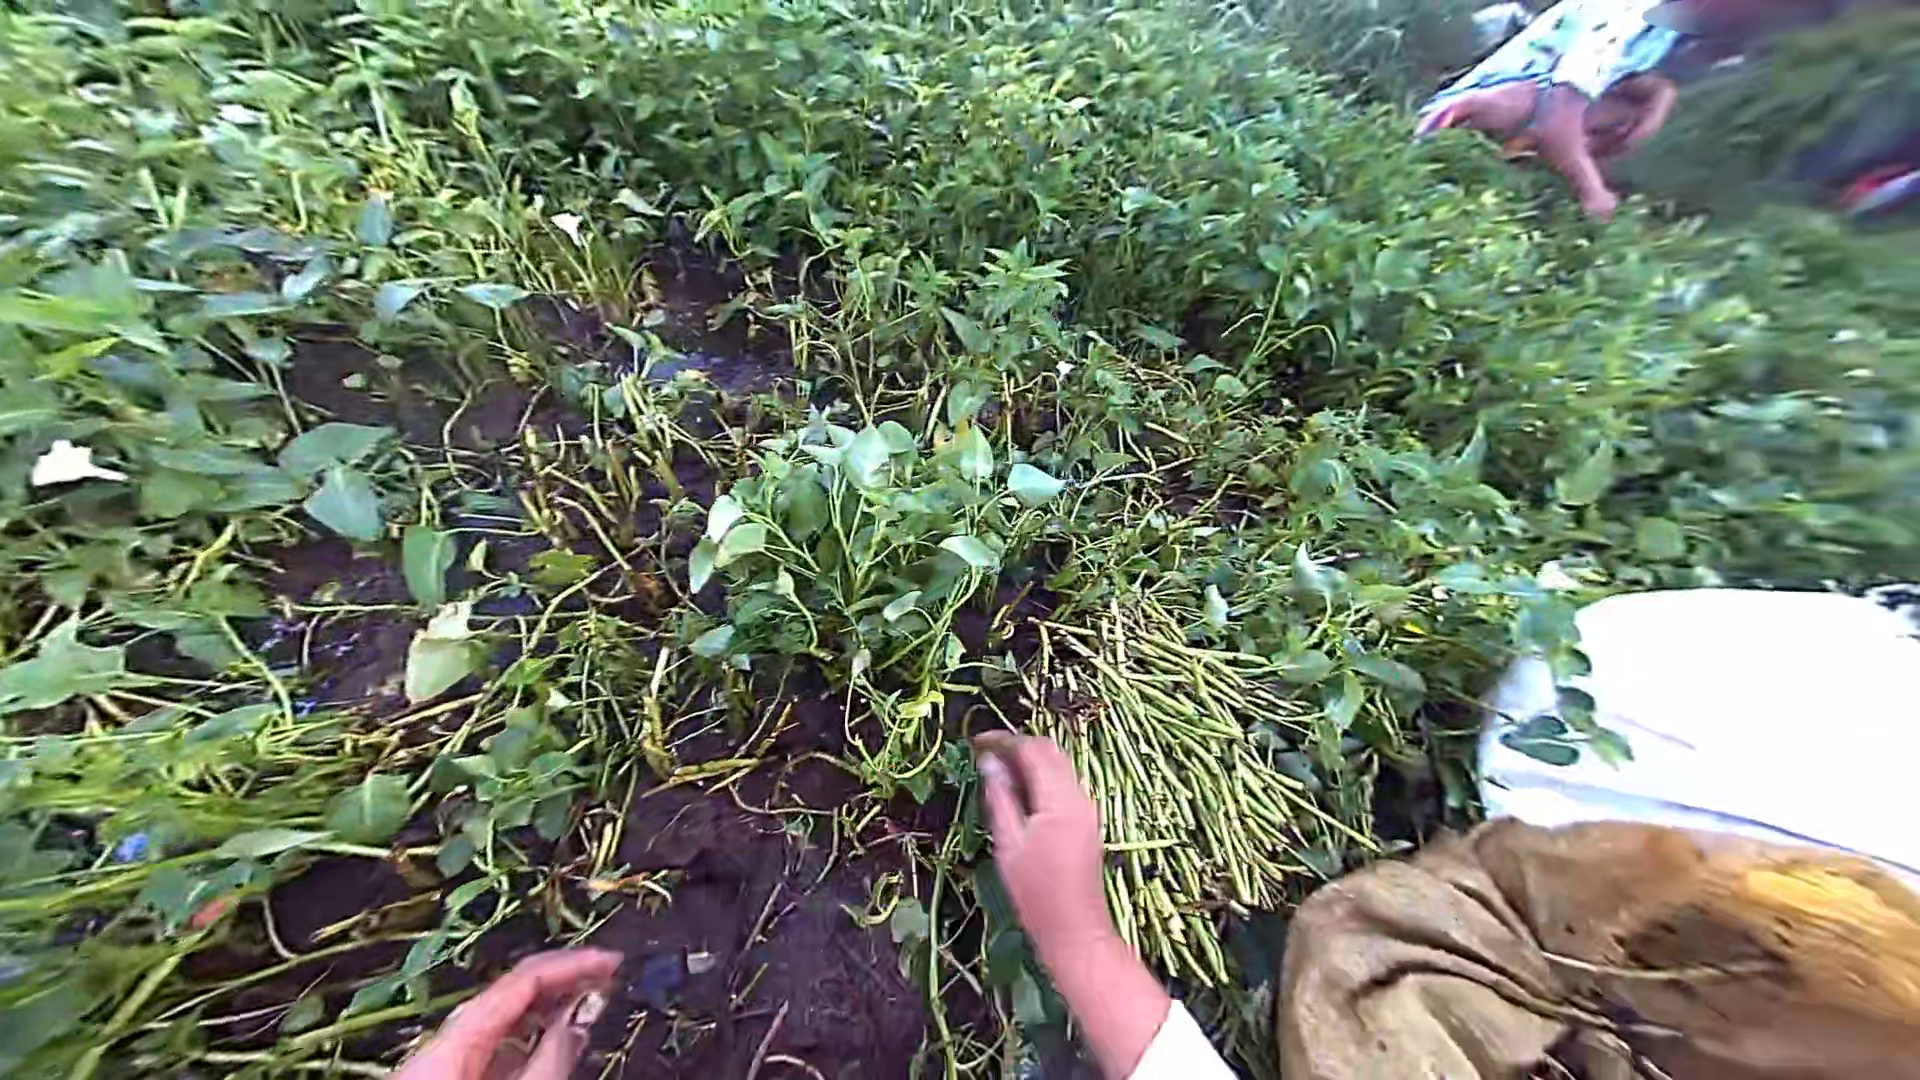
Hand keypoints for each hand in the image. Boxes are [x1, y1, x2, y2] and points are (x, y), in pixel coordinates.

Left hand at [393, 949, 621, 1079]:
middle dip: (563, 982)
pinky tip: (556, 1040)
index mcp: (451, 1046)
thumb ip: (552, 1059)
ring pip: (503, 1021)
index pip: (523, 980)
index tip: (614, 964)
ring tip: (590, 1002)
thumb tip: (585, 1013)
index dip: (574, 964)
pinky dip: (530, 1037)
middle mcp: (441, 1050)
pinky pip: (493, 1049)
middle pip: (511, 995)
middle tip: (609, 978)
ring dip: (549, 1007)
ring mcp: (440, 1071)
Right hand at [976, 734, 1171, 1079]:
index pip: (1032, 750)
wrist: (1076, 932)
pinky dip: (1040, 774)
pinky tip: (1019, 789)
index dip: (1003, 740)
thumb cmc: (1036, 895)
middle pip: (1049, 750)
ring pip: (1057, 763)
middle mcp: (1079, 795)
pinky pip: (1063, 780)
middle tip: (986, 752)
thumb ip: (1000, 797)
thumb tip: (989, 762)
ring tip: (998, 768)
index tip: (977, 742)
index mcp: (1060, 799)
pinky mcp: (1087, 817)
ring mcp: (1087, 806)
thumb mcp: (1008, 844)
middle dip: (1017, 744)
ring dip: (1029, 758)